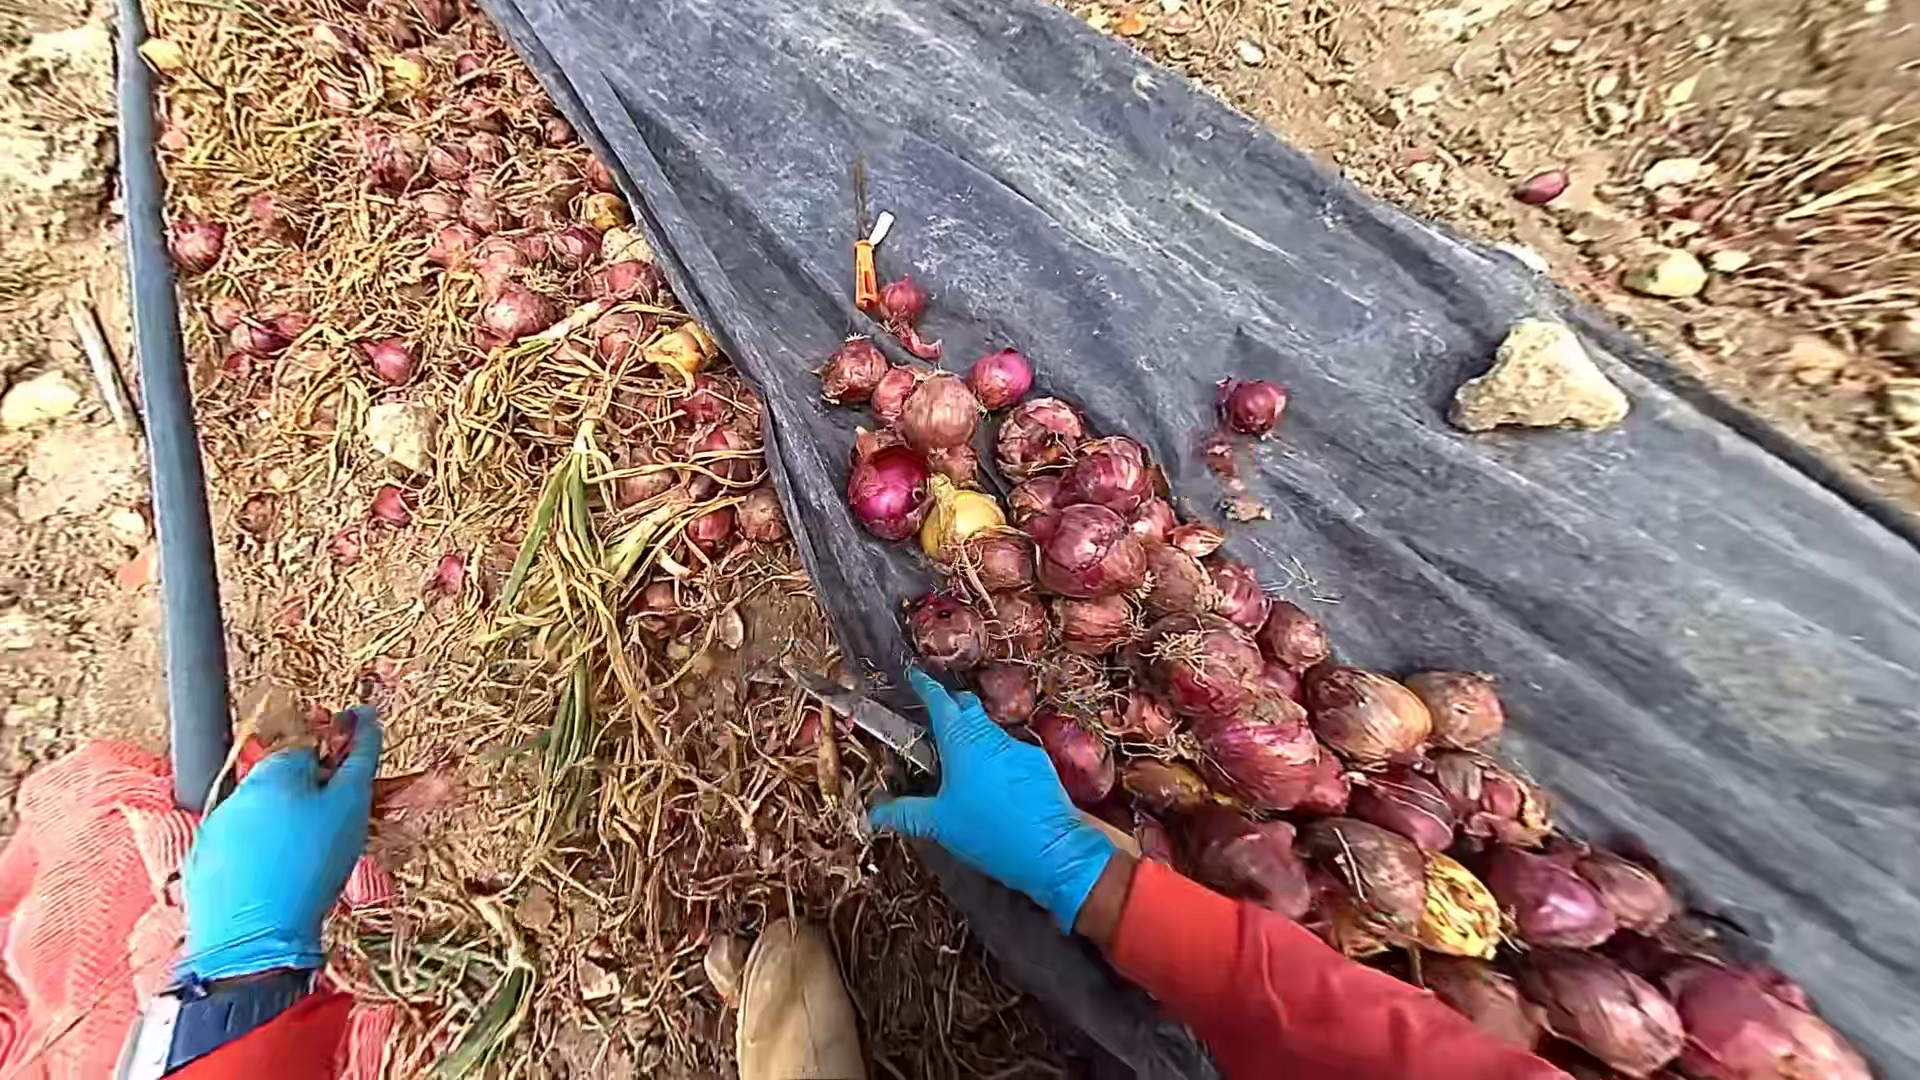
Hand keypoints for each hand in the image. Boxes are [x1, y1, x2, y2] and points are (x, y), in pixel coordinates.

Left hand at [181, 706, 382, 980]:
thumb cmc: (313, 858)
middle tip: (341, 819)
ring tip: (318, 849)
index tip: (353, 789)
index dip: (336, 767)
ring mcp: (211, 834)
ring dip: (294, 822)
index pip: (309, 750)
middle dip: (316, 795)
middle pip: (286, 783)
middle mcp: (233, 799)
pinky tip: (289, 868)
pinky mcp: (202, 866)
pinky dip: (270, 848)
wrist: (257, 935)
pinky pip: (246, 843)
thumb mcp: (352, 801)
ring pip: (267, 814)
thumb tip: (366, 716)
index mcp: (267, 777)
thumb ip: (360, 756)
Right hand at [869, 670, 1114, 929]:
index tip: (915, 675)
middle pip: (967, 706)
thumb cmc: (986, 831)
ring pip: (988, 729)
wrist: (1051, 846)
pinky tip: (993, 780)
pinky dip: (996, 756)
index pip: (940, 701)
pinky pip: (1009, 749)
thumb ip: (905, 814)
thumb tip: (872, 814)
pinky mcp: (1037, 760)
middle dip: (951, 703)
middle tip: (936, 711)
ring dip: (973, 733)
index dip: (925, 686)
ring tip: (961, 755)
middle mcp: (988, 734)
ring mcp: (1016, 745)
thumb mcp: (939, 825)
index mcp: (960, 740)